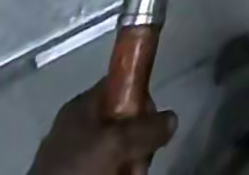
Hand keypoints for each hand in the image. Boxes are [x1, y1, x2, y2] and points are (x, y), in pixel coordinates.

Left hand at [29, 80, 176, 174]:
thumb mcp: (115, 143)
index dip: (141, 95)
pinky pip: (111, 167)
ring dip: (133, 162)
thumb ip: (146, 128)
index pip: (120, 83)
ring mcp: (78, 156)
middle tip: (142, 158)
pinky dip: (122, 174)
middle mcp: (80, 127)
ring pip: (120, 150)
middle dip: (140, 139)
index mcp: (82, 107)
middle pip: (124, 120)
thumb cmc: (76, 170)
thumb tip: (172, 119)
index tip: (153, 118)